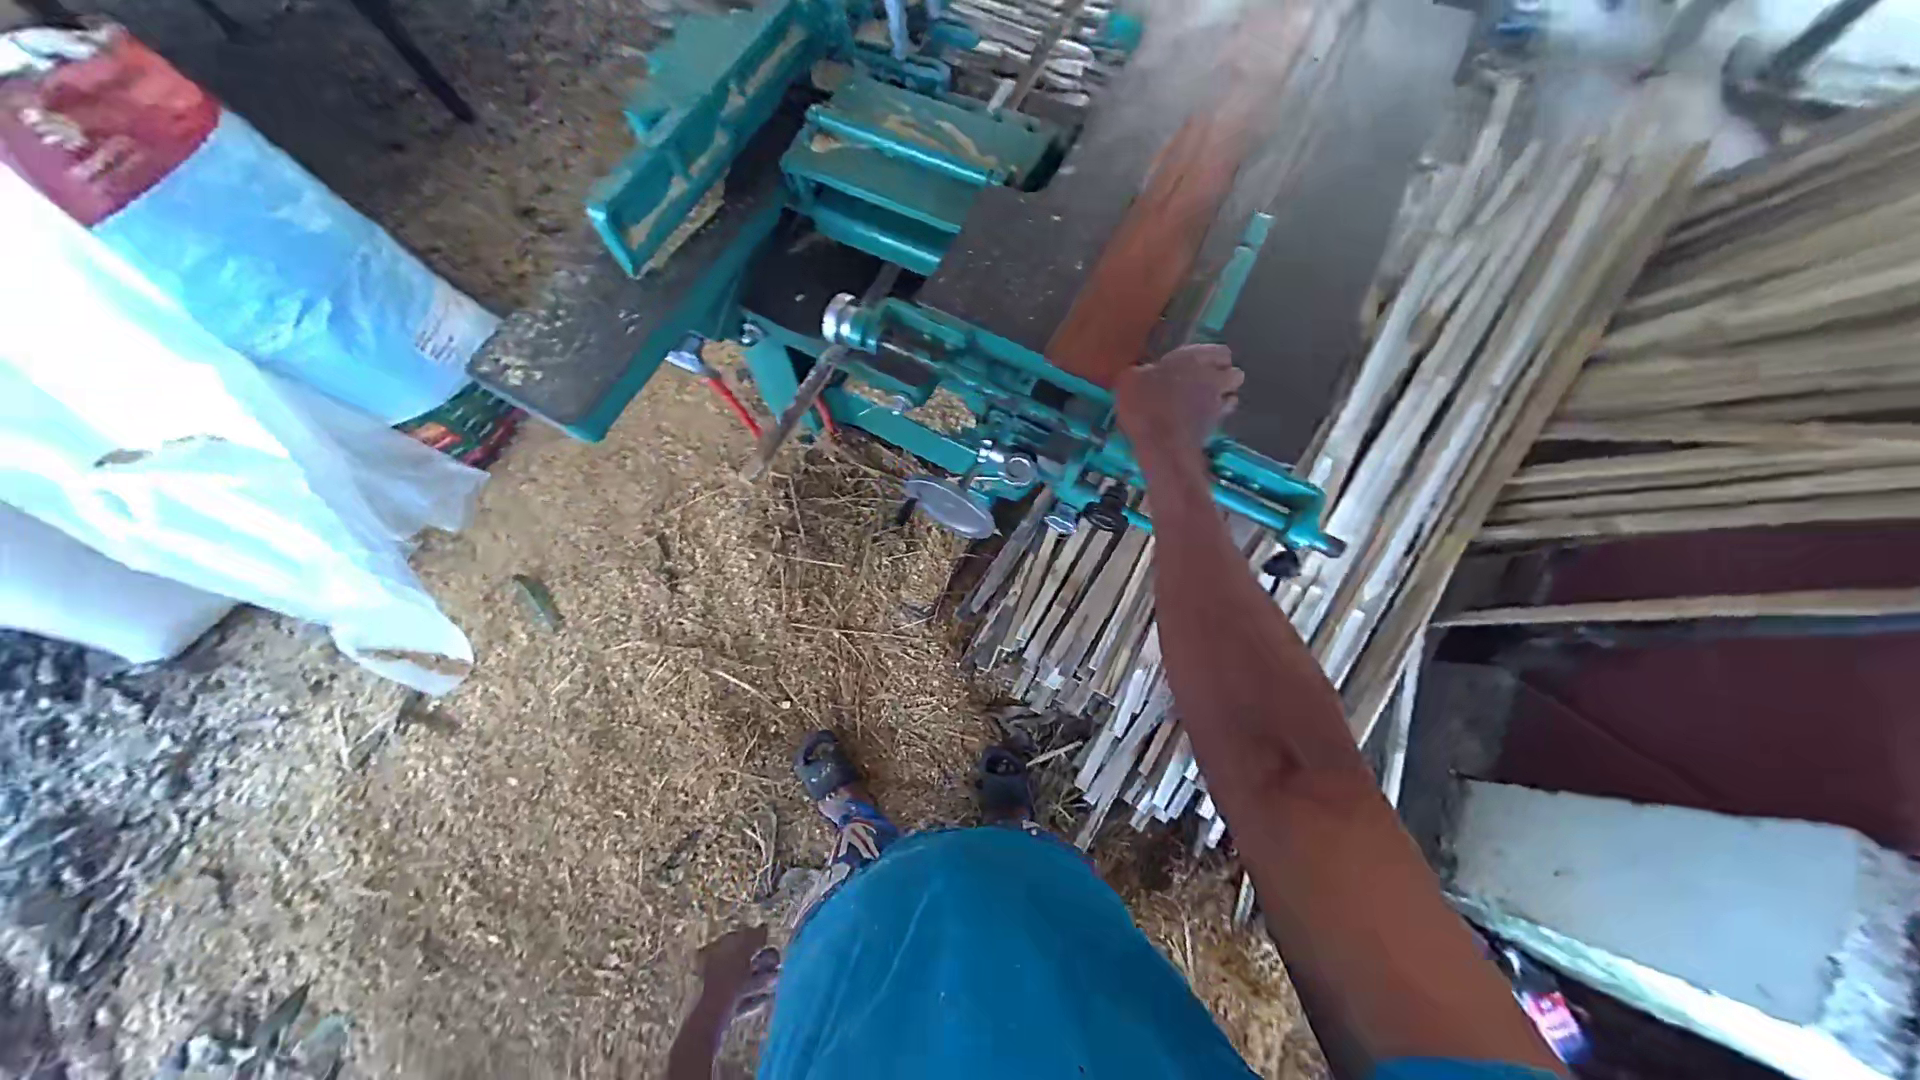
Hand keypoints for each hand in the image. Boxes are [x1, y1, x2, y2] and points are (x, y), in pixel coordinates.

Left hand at [670, 927, 781, 1078]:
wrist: (708, 1024)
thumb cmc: (722, 983)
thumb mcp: (740, 953)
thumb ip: (752, 938)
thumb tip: (765, 928)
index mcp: (710, 951)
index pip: (735, 938)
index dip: (753, 937)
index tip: (768, 940)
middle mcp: (709, 969)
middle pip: (740, 960)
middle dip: (760, 960)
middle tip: (776, 963)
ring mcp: (713, 993)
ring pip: (742, 980)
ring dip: (760, 979)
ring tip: (776, 980)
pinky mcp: (720, 1014)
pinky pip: (741, 1000)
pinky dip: (754, 997)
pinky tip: (767, 998)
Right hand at [1113, 344, 1243, 456]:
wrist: (1158, 443)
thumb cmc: (1142, 403)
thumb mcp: (1129, 378)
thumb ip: (1142, 371)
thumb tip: (1141, 373)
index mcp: (1194, 359)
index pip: (1220, 353)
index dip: (1213, 358)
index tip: (1199, 365)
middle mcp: (1213, 378)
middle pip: (1234, 375)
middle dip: (1225, 379)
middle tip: (1205, 385)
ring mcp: (1216, 405)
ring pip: (1231, 398)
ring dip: (1221, 400)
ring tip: (1202, 406)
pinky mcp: (1214, 429)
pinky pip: (1219, 419)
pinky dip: (1212, 420)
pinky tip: (1195, 424)